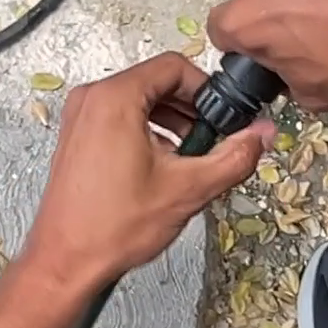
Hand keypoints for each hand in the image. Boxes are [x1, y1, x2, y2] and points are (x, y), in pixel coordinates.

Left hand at [24, 53, 273, 287]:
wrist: (65, 261)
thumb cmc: (111, 227)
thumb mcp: (188, 189)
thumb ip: (233, 157)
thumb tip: (261, 135)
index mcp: (115, 99)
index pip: (173, 66)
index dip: (206, 89)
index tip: (222, 114)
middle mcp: (92, 100)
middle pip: (156, 81)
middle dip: (190, 108)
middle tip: (211, 138)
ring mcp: (79, 118)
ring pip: (138, 100)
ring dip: (171, 121)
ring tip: (189, 156)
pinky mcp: (76, 138)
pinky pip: (119, 118)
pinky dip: (146, 131)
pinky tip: (161, 166)